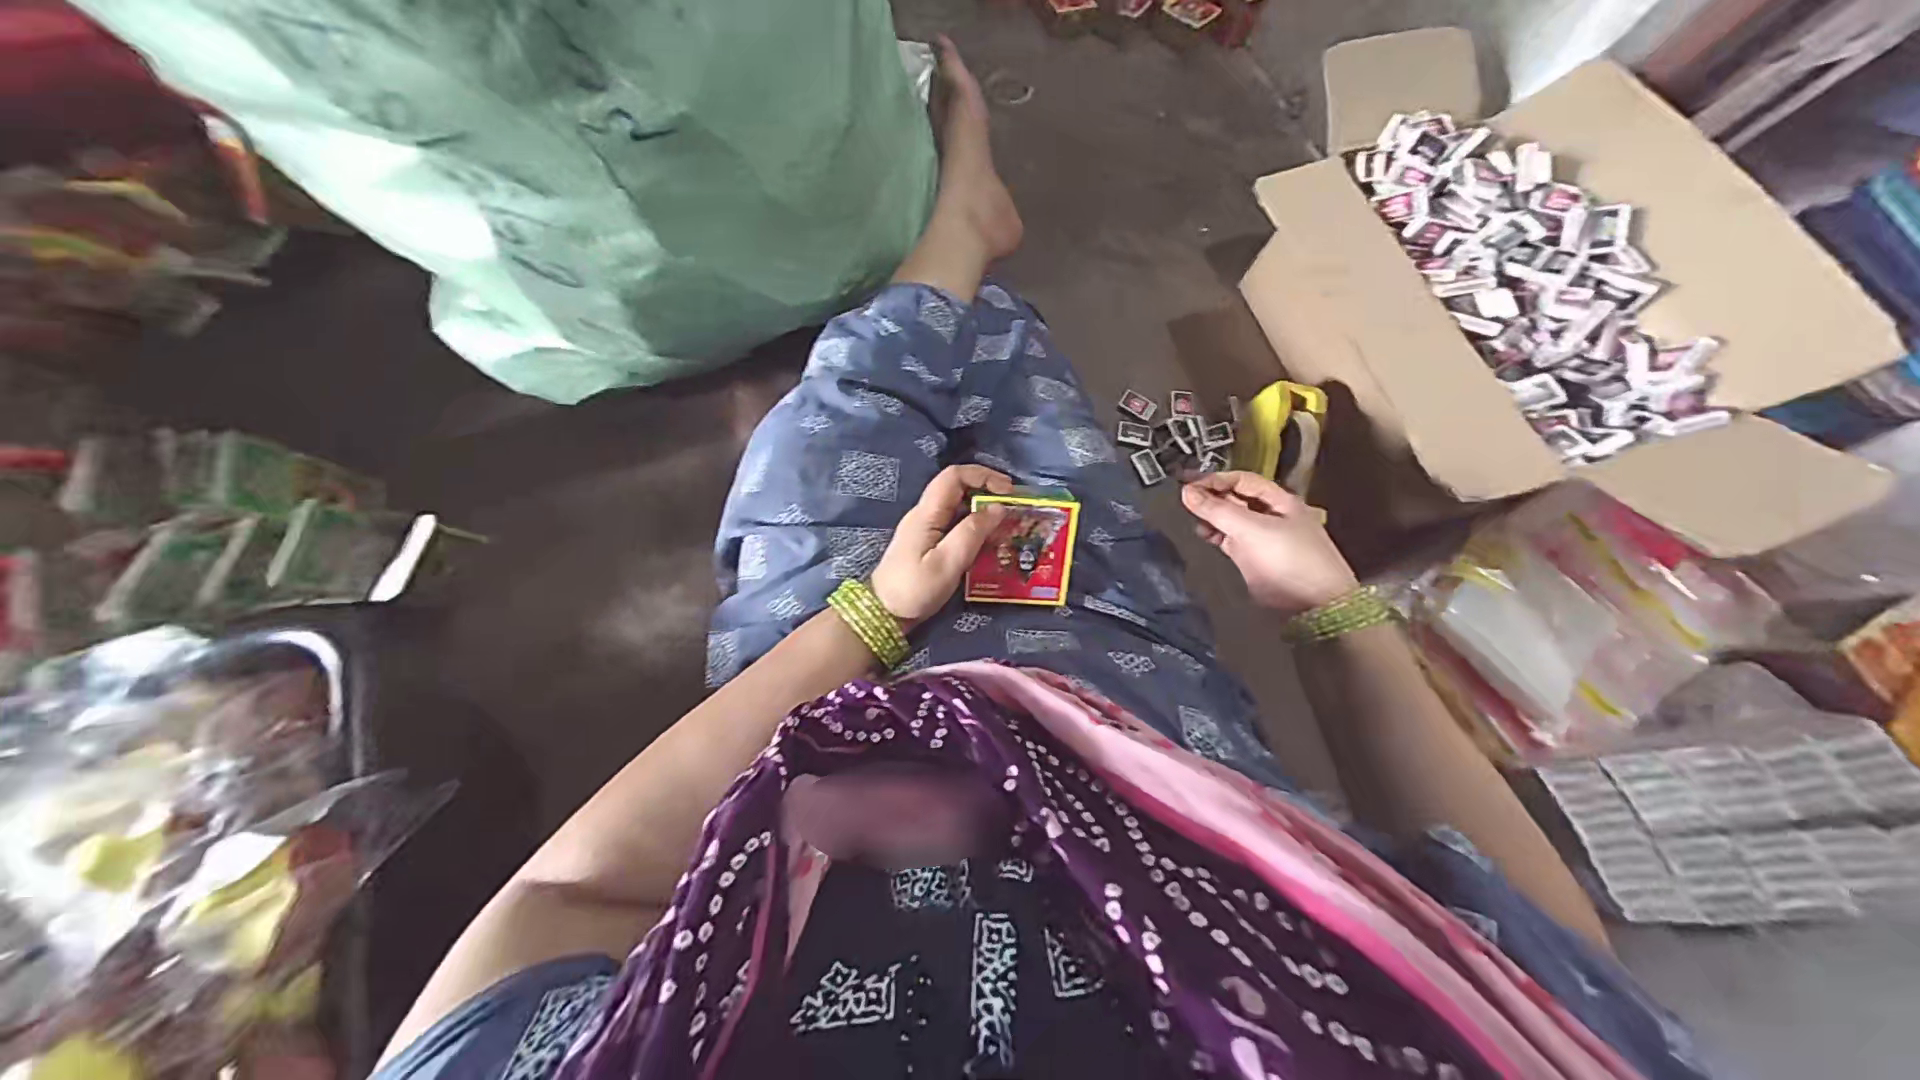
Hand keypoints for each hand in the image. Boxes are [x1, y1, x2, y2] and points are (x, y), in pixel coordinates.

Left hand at [871, 465, 1013, 626]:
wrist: (883, 613)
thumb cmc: (915, 588)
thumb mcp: (948, 562)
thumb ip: (973, 532)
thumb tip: (998, 508)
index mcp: (927, 513)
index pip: (954, 476)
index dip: (983, 476)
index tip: (1008, 491)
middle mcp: (925, 514)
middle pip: (958, 489)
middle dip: (988, 493)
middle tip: (1013, 510)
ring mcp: (925, 528)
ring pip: (958, 508)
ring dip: (983, 512)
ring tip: (1007, 527)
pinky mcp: (928, 543)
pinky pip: (955, 525)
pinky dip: (975, 528)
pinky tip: (990, 542)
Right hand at [1181, 471, 1357, 615]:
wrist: (1314, 605)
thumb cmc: (1289, 560)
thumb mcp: (1250, 529)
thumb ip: (1217, 510)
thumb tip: (1187, 492)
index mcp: (1278, 501)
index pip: (1241, 480)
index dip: (1214, 479)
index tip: (1187, 483)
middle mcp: (1271, 515)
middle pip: (1235, 498)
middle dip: (1210, 496)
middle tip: (1184, 498)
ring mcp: (1262, 537)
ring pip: (1231, 519)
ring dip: (1211, 516)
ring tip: (1192, 518)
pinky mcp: (1253, 557)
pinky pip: (1230, 538)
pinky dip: (1215, 534)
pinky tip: (1203, 534)